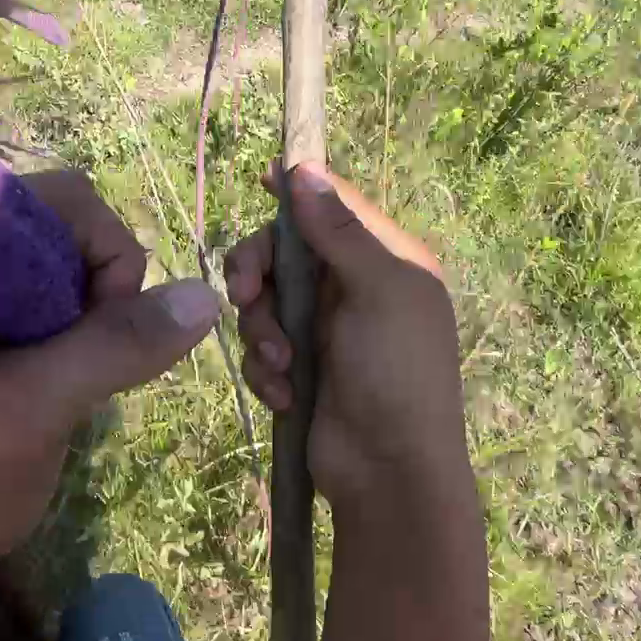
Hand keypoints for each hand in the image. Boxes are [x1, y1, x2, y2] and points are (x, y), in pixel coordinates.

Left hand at [0, 169, 220, 568]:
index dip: (99, 249)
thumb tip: (205, 295)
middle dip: (103, 281)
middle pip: (69, 220)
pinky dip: (90, 321)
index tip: (99, 323)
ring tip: (74, 369)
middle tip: (87, 354)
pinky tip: (70, 368)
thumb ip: (113, 348)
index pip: (50, 199)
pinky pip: (67, 288)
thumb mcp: (34, 411)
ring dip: (100, 307)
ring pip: (76, 256)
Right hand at [224, 162, 469, 521]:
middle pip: (281, 254)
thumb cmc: (397, 373)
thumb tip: (303, 169)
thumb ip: (338, 233)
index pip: (333, 208)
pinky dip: (266, 369)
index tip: (260, 177)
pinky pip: (261, 347)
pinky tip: (284, 393)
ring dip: (262, 332)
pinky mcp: (299, 366)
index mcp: (383, 261)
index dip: (297, 191)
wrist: (388, 471)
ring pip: (262, 302)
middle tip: (243, 295)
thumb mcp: (378, 293)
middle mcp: (350, 289)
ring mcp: (322, 330)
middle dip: (257, 276)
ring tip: (282, 365)